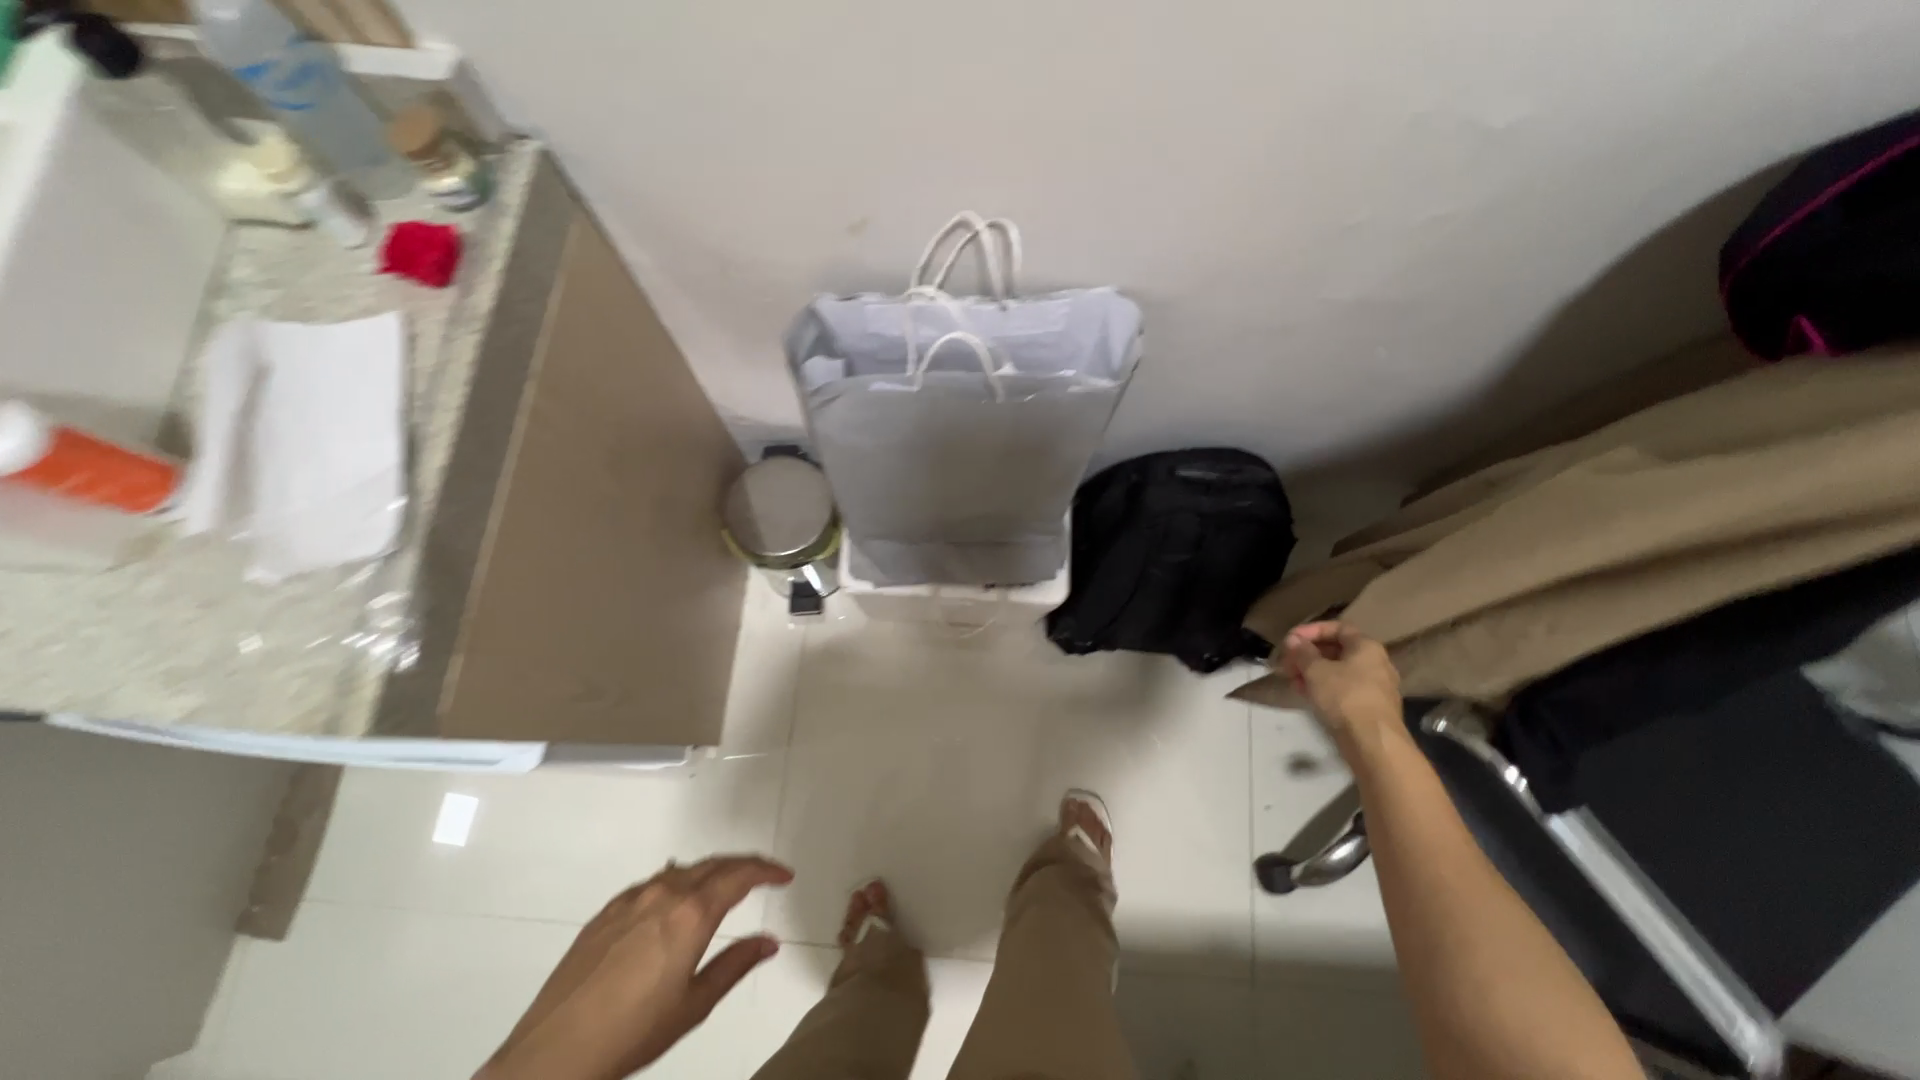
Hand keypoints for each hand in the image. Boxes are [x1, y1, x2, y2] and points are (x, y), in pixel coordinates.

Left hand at [478, 855, 793, 1079]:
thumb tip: (769, 941)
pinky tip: (675, 901)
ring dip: (708, 873)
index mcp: (691, 914)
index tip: (785, 876)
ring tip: (723, 888)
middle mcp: (662, 895)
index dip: (766, 871)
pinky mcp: (604, 914)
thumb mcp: (696, 1003)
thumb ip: (735, 964)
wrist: (556, 1051)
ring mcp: (629, 901)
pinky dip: (676, 883)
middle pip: (711, 865)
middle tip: (763, 877)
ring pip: (680, 871)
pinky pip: (652, 884)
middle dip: (741, 866)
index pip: (738, 875)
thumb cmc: (635, 1031)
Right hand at [1281, 621, 1402, 747]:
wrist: (1373, 741)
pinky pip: (1344, 689)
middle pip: (1337, 650)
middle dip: (1308, 654)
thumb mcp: (1316, 671)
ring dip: (1313, 672)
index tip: (1289, 640)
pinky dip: (1324, 687)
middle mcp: (1375, 662)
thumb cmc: (1345, 697)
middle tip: (1286, 663)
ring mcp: (1375, 686)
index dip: (1310, 630)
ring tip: (1291, 680)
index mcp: (1366, 647)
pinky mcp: (1371, 707)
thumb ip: (1302, 652)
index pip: (1337, 628)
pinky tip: (1306, 695)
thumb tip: (1293, 639)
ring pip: (1339, 671)